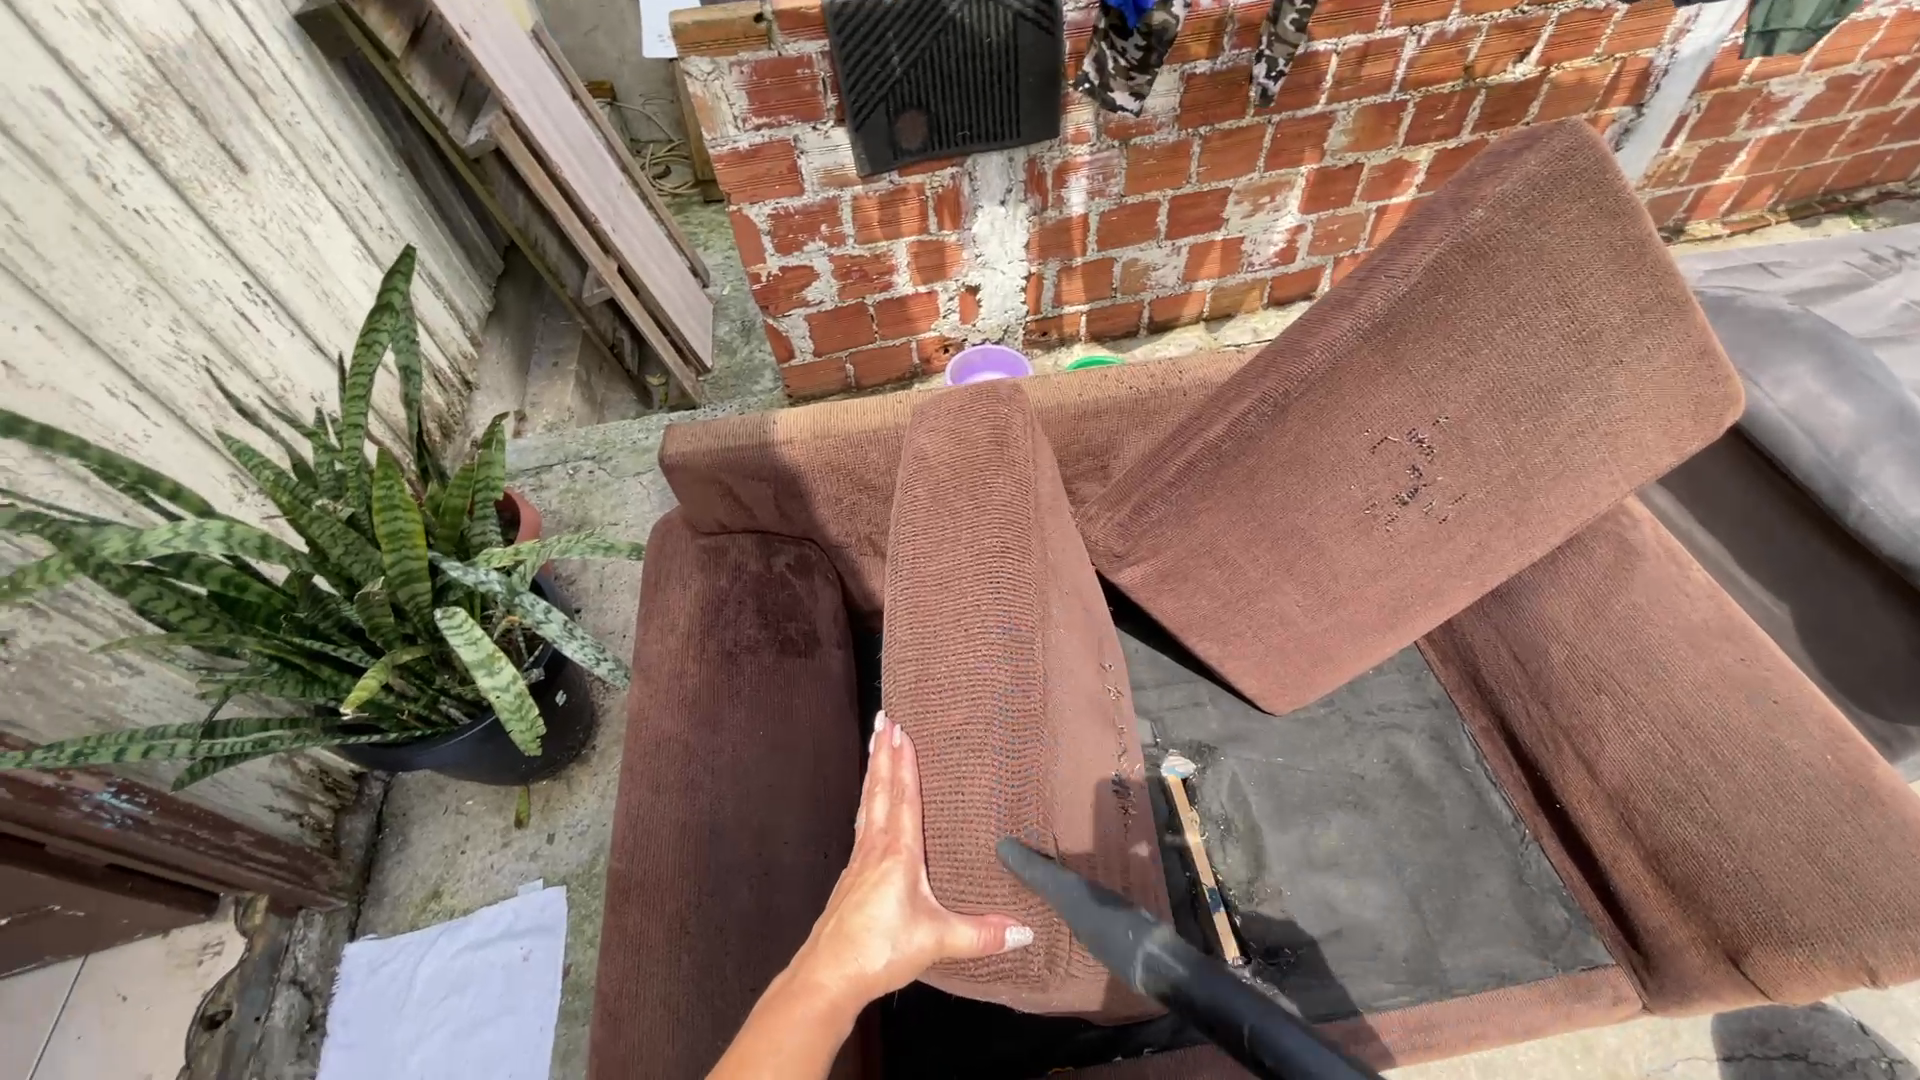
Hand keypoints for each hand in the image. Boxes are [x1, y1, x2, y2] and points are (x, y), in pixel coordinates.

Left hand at [786, 710, 1033, 1015]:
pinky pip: (861, 822)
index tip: (900, 728)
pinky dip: (866, 800)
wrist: (829, 974)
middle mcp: (876, 846)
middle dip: (883, 753)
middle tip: (883, 718)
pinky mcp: (851, 875)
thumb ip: (981, 934)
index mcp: (898, 852)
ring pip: (867, 802)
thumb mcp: (937, 941)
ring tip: (874, 744)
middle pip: (880, 789)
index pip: (903, 796)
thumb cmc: (881, 949)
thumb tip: (1026, 932)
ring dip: (873, 771)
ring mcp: (859, 859)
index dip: (904, 761)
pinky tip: (867, 801)